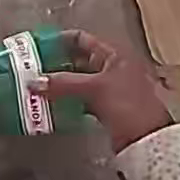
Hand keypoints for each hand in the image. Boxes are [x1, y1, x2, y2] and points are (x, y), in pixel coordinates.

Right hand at [29, 31, 171, 151]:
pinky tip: (50, 105)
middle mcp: (111, 67)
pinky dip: (67, 101)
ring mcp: (109, 88)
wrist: (147, 140)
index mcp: (114, 54)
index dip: (60, 40)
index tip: (38, 46)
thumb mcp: (95, 88)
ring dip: (59, 84)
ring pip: (78, 81)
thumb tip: (34, 82)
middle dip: (55, 65)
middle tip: (31, 70)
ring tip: (36, 87)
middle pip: (78, 60)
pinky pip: (81, 99)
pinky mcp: (106, 108)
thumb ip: (63, 83)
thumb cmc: (128, 105)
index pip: (82, 39)